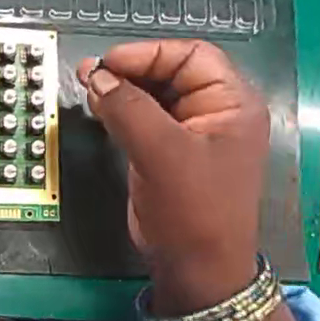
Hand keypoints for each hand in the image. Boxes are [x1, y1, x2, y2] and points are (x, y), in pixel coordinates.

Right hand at [79, 40, 272, 318]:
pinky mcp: (165, 155)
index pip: (190, 56)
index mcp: (231, 103)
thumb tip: (96, 77)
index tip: (106, 64)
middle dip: (130, 71)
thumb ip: (128, 109)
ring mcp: (188, 135)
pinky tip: (99, 112)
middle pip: (169, 74)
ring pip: (152, 98)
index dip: (147, 54)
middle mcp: (213, 113)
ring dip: (121, 92)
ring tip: (88, 91)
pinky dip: (119, 114)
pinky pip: (142, 122)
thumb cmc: (192, 209)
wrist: (195, 266)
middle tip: (89, 76)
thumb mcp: (162, 153)